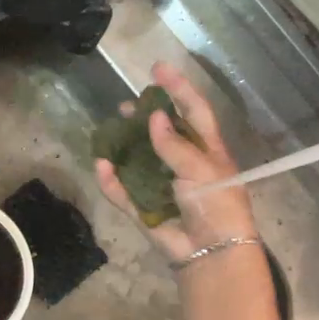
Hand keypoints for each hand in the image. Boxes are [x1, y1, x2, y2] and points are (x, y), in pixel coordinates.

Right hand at [94, 62, 257, 262]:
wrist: (212, 251)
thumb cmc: (217, 204)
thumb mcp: (202, 168)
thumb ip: (175, 144)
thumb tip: (153, 117)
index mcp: (207, 151)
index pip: (193, 111)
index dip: (177, 89)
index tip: (157, 68)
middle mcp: (184, 165)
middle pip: (162, 134)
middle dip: (145, 117)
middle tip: (126, 104)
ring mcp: (162, 188)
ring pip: (139, 161)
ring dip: (124, 145)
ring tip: (109, 130)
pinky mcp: (145, 211)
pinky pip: (123, 193)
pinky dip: (111, 181)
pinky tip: (101, 165)